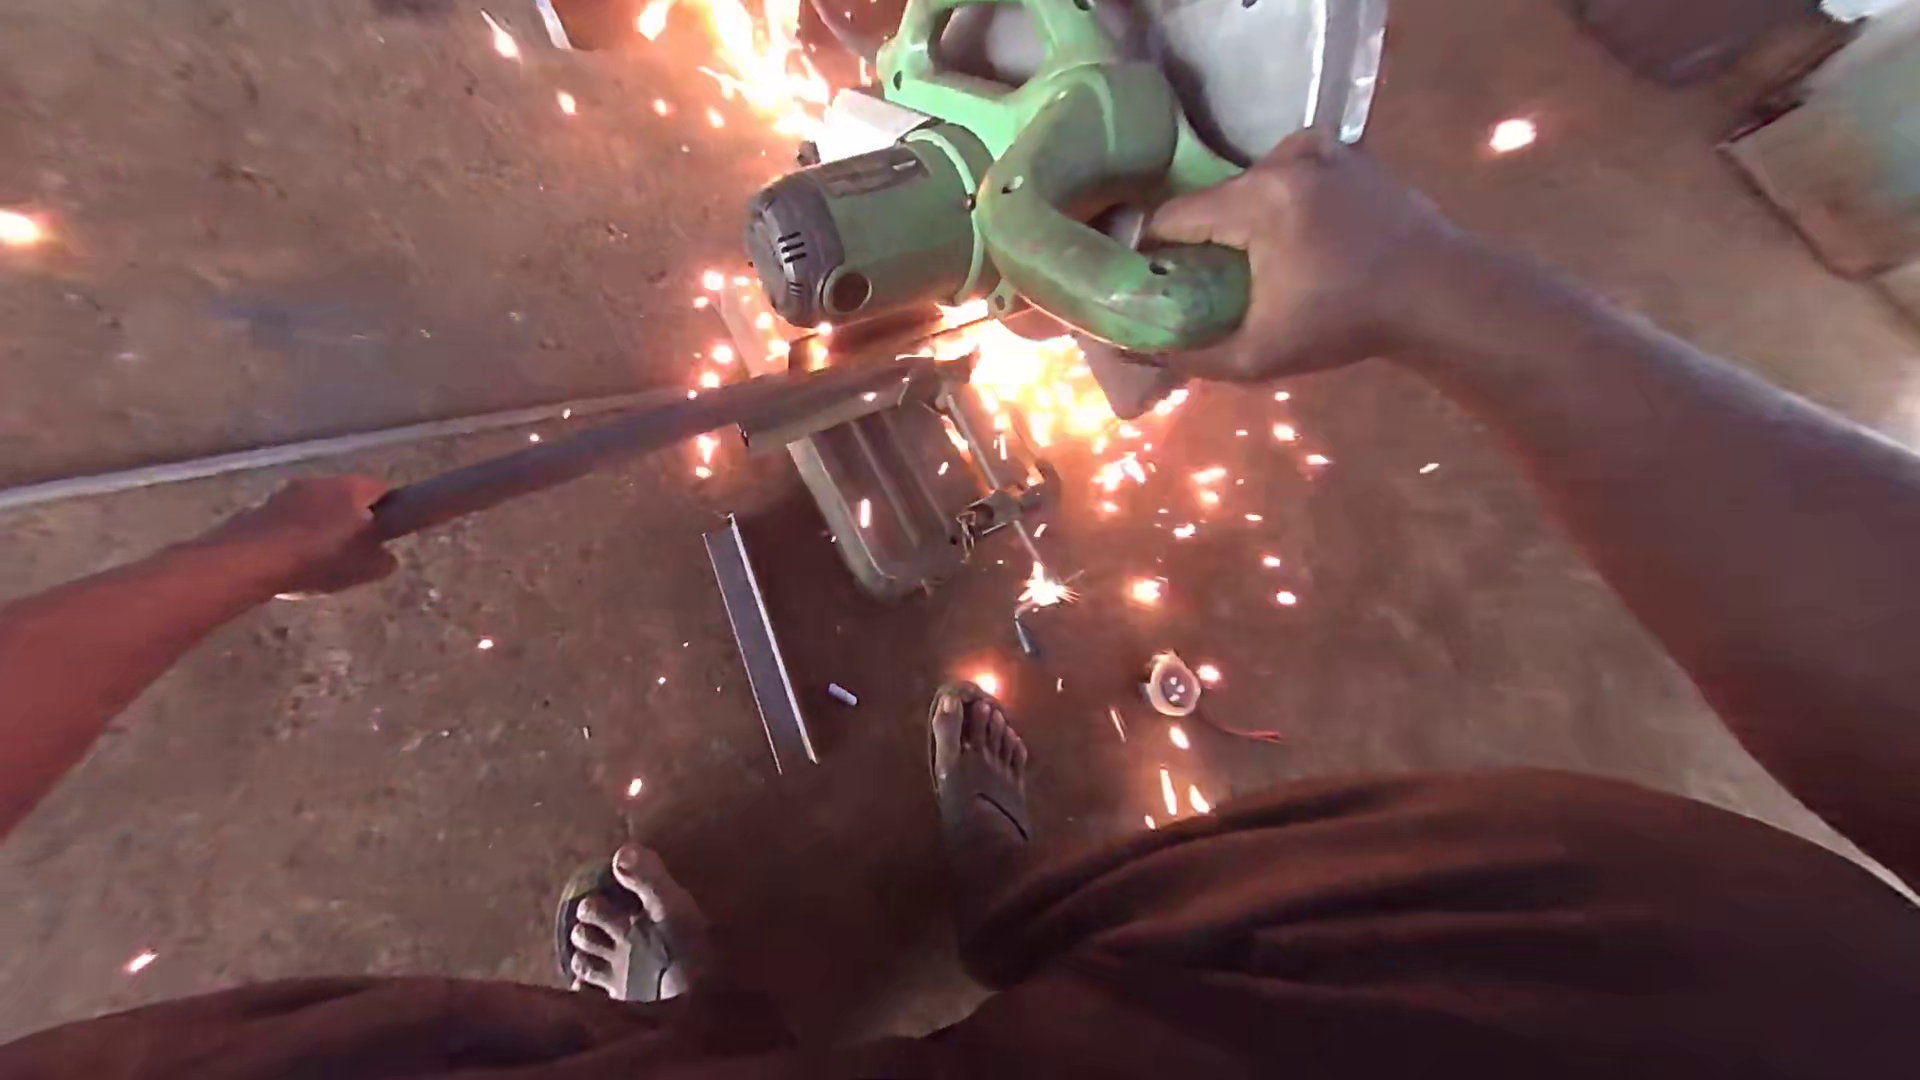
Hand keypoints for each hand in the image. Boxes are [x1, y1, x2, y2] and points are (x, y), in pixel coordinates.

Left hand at [194, 476, 396, 595]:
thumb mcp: (370, 568)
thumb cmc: (319, 558)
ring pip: (315, 506)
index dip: (393, 509)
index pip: (384, 489)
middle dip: (355, 515)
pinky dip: (294, 533)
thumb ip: (386, 558)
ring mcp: (281, 495)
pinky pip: (287, 519)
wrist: (241, 566)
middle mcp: (317, 482)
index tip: (391, 530)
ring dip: (322, 524)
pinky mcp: (252, 511)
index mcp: (352, 488)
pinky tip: (294, 558)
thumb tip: (385, 554)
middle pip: (347, 496)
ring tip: (325, 555)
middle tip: (360, 544)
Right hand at [1148, 131, 1470, 381]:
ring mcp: (1318, 148)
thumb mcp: (1255, 357)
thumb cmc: (1341, 326)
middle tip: (1201, 284)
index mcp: (1256, 202)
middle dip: (1195, 241)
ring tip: (1247, 264)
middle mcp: (1282, 160)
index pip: (1171, 217)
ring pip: (1243, 186)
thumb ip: (1190, 357)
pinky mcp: (1344, 151)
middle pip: (1207, 202)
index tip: (1153, 284)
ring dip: (1233, 223)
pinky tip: (1285, 231)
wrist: (1437, 294)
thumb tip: (1141, 352)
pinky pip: (1283, 170)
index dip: (1152, 252)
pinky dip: (1272, 198)